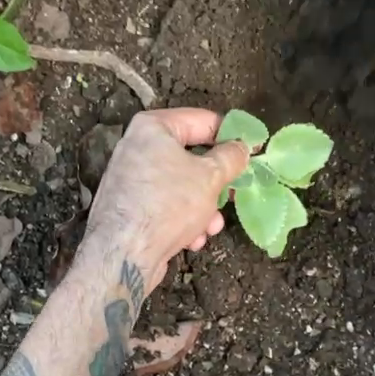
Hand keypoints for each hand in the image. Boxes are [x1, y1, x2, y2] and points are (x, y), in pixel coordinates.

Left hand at [81, 109, 248, 292]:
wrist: (123, 254)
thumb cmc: (168, 205)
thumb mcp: (210, 177)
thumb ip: (231, 158)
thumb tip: (242, 148)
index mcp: (152, 128)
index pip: (201, 121)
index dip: (230, 135)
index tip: (251, 150)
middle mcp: (137, 149)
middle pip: (190, 159)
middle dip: (214, 183)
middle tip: (233, 194)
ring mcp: (131, 182)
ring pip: (180, 188)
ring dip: (202, 209)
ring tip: (211, 227)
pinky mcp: (130, 211)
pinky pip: (165, 208)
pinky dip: (182, 222)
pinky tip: (192, 240)